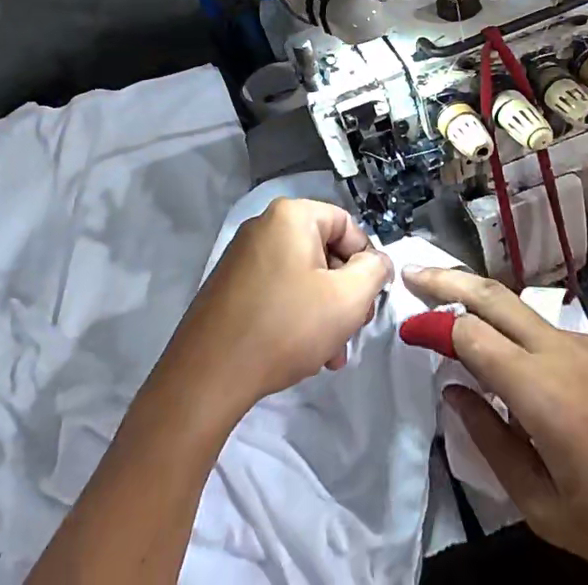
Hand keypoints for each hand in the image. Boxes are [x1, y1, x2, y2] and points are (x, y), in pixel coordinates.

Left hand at [164, 198, 391, 413]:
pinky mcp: (232, 284)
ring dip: (326, 311)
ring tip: (332, 353)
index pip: (347, 225)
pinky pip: (279, 290)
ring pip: (304, 276)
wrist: (210, 371)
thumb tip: (376, 261)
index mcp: (290, 216)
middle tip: (354, 329)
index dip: (366, 261)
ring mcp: (243, 256)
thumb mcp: (347, 299)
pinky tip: (306, 352)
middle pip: (325, 250)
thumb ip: (374, 272)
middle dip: (346, 292)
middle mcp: (263, 226)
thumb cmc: (286, 326)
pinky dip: (298, 315)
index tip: (370, 299)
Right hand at [406, 267, 587, 584]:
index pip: (469, 334)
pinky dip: (535, 347)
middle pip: (494, 295)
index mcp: (543, 394)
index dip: (433, 326)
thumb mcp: (543, 507)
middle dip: (448, 280)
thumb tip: (454, 391)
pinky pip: (563, 339)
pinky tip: (542, 385)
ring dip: (492, 316)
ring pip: (528, 316)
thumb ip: (489, 440)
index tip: (408, 333)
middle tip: (414, 275)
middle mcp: (568, 353)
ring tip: (469, 336)